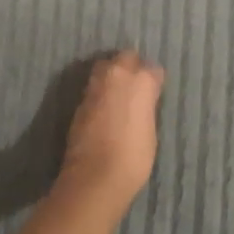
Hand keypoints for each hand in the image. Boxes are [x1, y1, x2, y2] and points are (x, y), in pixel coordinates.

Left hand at [54, 51, 163, 219]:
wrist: (95, 175)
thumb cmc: (133, 158)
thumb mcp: (150, 131)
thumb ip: (145, 107)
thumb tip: (140, 102)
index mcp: (142, 81)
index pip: (152, 69)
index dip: (153, 81)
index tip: (153, 93)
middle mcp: (118, 74)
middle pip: (126, 58)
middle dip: (131, 67)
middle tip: (134, 87)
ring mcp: (95, 85)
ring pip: (105, 67)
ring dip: (112, 76)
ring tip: (117, 95)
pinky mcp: (80, 99)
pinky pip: (94, 86)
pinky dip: (99, 92)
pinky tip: (103, 108)